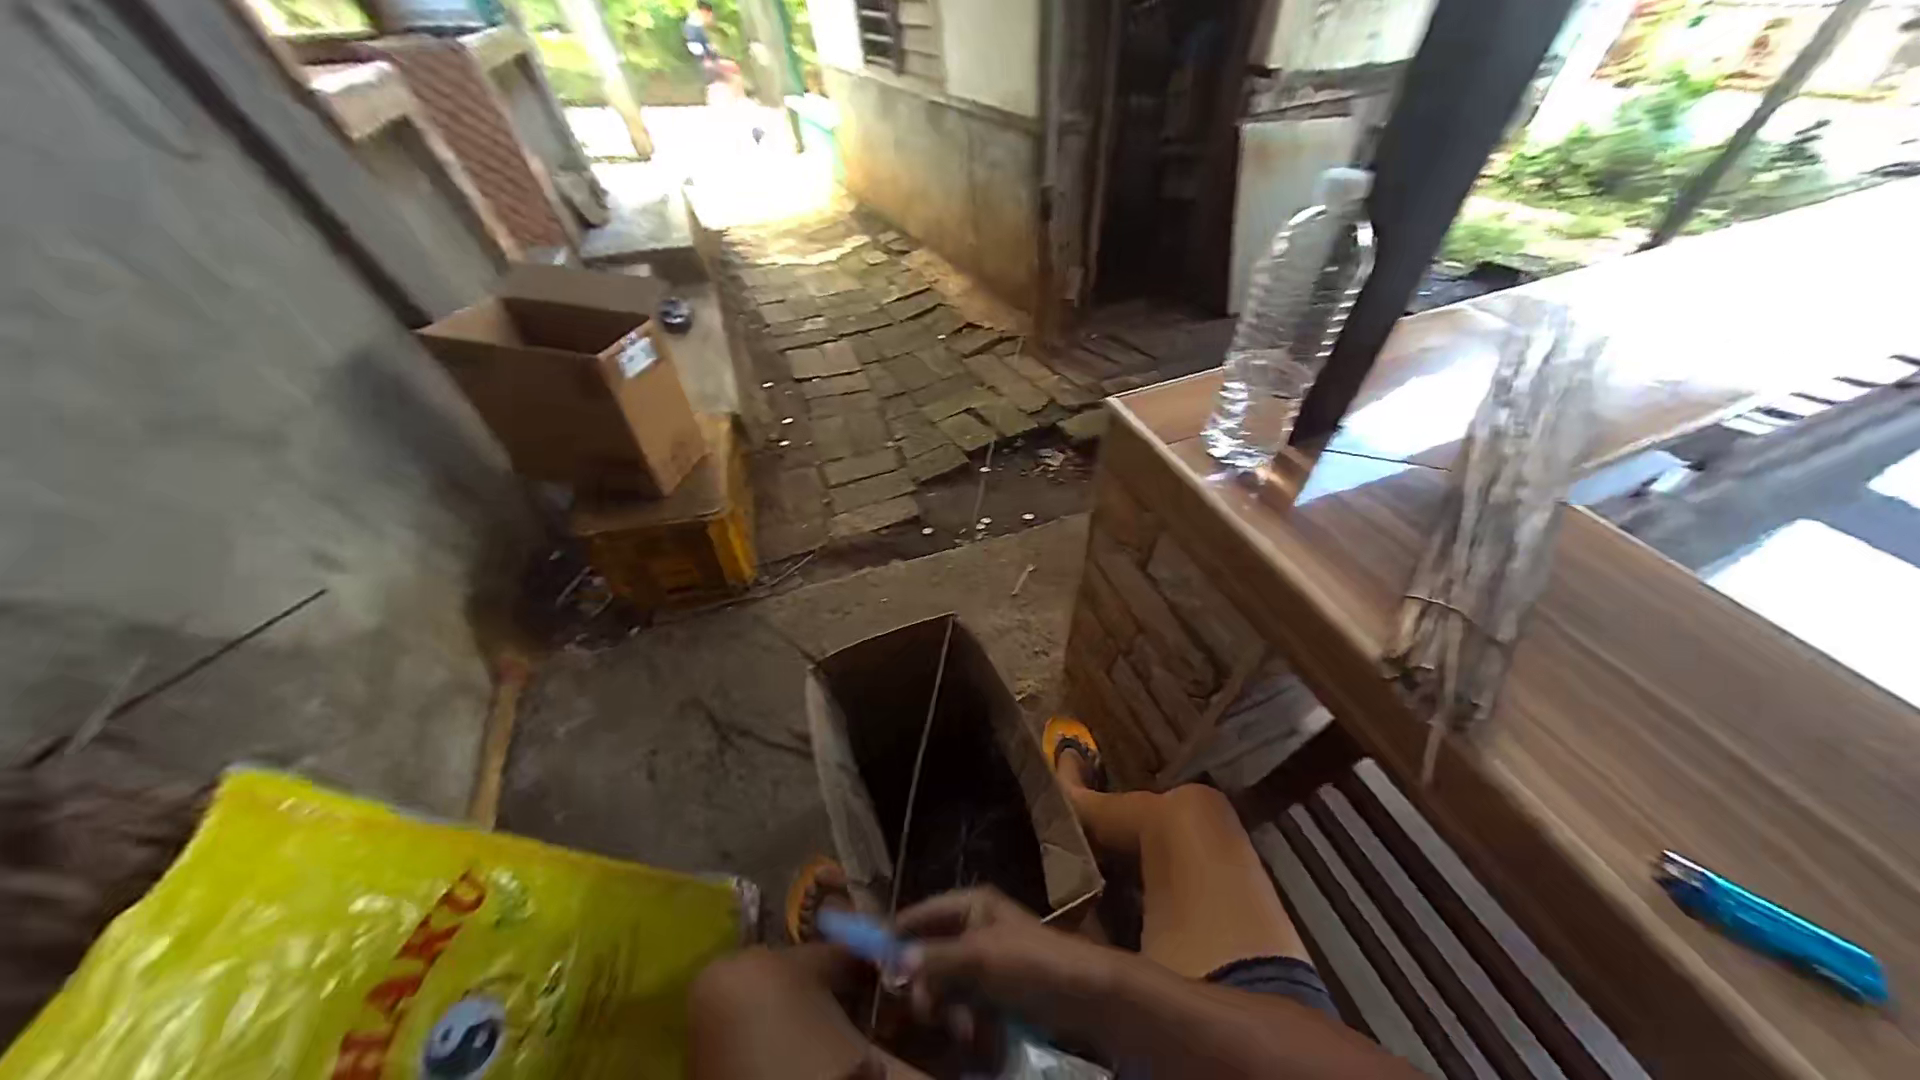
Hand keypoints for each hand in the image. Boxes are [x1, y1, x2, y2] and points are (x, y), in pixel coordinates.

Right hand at [894, 888, 1113, 1034]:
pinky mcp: (997, 996)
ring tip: (963, 1028)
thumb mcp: (982, 957)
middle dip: (925, 984)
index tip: (871, 963)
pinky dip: (964, 1022)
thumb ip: (936, 958)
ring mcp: (986, 964)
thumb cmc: (1034, 964)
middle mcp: (975, 929)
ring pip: (944, 986)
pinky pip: (965, 1007)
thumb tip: (892, 963)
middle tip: (926, 1010)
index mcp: (972, 906)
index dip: (897, 934)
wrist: (1089, 999)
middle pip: (929, 954)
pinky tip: (975, 1036)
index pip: (921, 913)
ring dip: (946, 1009)